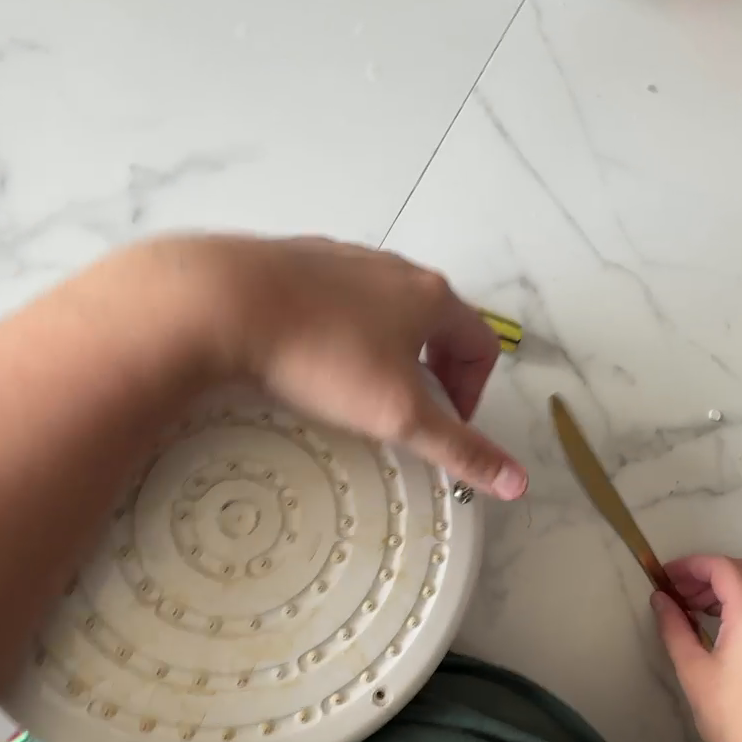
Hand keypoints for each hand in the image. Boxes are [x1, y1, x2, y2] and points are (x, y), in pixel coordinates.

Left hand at [122, 235, 527, 498]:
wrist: (221, 301)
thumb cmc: (325, 358)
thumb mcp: (400, 415)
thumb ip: (462, 449)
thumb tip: (520, 483)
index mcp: (433, 298)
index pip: (482, 345)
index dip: (474, 392)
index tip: (445, 426)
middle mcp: (397, 269)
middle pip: (438, 325)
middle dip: (434, 372)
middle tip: (406, 413)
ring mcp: (346, 258)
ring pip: (387, 309)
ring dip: (389, 350)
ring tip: (356, 388)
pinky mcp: (299, 258)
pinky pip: (340, 298)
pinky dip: (343, 329)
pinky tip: (310, 355)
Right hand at [650, 555, 741, 741]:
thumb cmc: (732, 722)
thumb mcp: (693, 672)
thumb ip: (674, 627)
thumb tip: (662, 600)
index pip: (723, 568)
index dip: (691, 565)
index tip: (667, 577)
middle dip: (711, 573)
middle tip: (681, 593)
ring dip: (733, 589)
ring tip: (701, 612)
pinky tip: (731, 634)